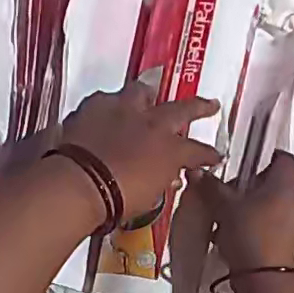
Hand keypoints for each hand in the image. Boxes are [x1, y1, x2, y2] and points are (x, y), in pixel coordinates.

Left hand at [58, 82, 222, 222]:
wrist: (79, 184)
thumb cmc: (116, 200)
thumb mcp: (147, 198)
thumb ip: (159, 182)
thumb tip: (167, 178)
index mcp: (169, 149)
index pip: (196, 151)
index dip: (206, 155)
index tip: (213, 157)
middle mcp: (151, 123)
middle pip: (182, 110)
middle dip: (199, 108)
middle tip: (210, 105)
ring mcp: (122, 110)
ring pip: (141, 92)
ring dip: (147, 95)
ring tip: (148, 95)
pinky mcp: (93, 106)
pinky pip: (104, 100)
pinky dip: (108, 106)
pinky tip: (105, 111)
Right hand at [192, 149, 293, 270]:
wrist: (263, 277)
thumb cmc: (252, 236)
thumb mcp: (224, 207)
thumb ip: (211, 187)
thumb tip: (198, 173)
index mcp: (285, 184)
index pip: (283, 157)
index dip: (264, 155)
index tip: (245, 159)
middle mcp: (293, 200)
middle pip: (273, 181)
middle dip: (249, 183)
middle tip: (227, 187)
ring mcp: (290, 222)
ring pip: (268, 203)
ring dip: (247, 204)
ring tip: (224, 211)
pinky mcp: (282, 240)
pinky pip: (265, 223)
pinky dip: (249, 223)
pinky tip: (230, 232)